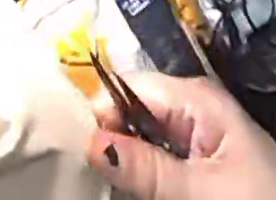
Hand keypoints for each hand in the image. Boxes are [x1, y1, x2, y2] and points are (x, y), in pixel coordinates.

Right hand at [87, 74, 275, 199]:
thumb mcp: (204, 191)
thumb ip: (148, 168)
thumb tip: (90, 141)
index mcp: (196, 98)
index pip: (131, 87)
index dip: (99, 111)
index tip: (71, 144)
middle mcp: (192, 114)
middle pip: (133, 116)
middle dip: (109, 142)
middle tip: (81, 172)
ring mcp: (197, 146)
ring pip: (143, 147)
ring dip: (124, 166)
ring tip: (96, 184)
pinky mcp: (201, 176)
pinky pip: (160, 169)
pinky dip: (143, 183)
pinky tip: (127, 195)